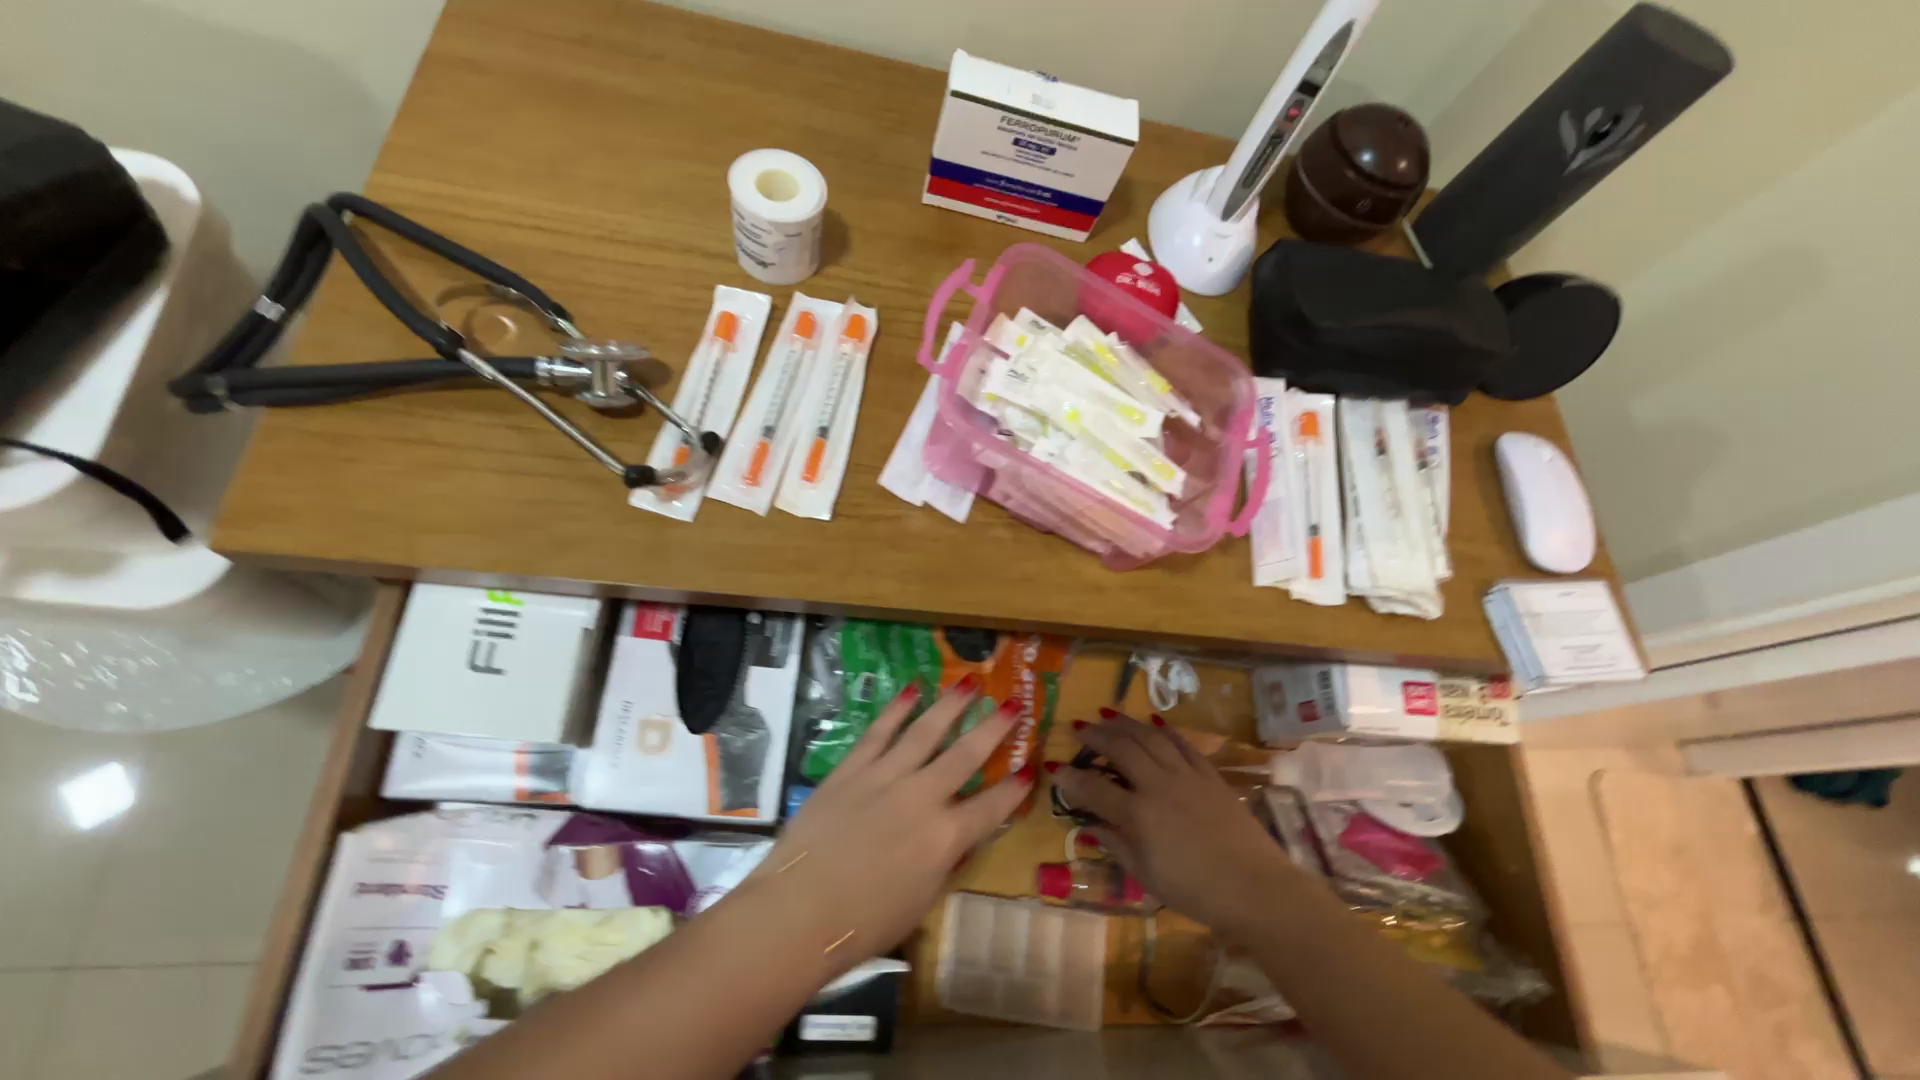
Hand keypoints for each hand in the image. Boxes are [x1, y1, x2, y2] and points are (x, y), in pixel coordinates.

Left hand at [756, 679, 1033, 971]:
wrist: (799, 911)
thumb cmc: (865, 923)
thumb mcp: (922, 902)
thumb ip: (944, 864)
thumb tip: (957, 839)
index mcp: (946, 838)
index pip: (992, 807)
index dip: (1014, 790)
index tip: (1030, 771)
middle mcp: (922, 797)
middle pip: (966, 755)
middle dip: (994, 728)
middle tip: (1014, 704)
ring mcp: (885, 777)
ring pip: (925, 731)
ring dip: (951, 705)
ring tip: (970, 682)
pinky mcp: (851, 769)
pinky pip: (879, 732)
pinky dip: (898, 709)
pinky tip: (913, 690)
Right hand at [1053, 711, 1294, 935]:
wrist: (1255, 888)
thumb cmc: (1195, 891)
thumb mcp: (1146, 876)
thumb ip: (1116, 846)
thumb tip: (1090, 826)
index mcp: (1138, 814)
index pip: (1095, 789)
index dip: (1072, 779)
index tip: (1055, 769)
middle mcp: (1159, 785)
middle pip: (1122, 749)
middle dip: (1096, 737)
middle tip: (1078, 729)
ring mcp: (1188, 776)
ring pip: (1152, 738)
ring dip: (1126, 724)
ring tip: (1108, 715)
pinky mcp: (1211, 776)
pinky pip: (1184, 744)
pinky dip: (1165, 730)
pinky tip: (1153, 722)